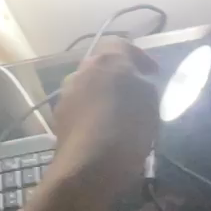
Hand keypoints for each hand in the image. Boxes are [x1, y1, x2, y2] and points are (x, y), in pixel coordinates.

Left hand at [48, 38, 159, 196]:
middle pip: (103, 66)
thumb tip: (137, 82)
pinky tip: (103, 131)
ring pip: (88, 87)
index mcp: (107, 59)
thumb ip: (145, 84)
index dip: (140, 57)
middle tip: (135, 93)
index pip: (123, 45)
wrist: (90, 166)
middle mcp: (82, 70)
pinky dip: (91, 114)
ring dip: (102, 95)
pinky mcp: (58, 118)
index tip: (153, 73)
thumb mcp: (152, 100)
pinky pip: (80, 108)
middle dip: (118, 77)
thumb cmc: (129, 127)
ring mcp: (66, 94)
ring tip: (118, 115)